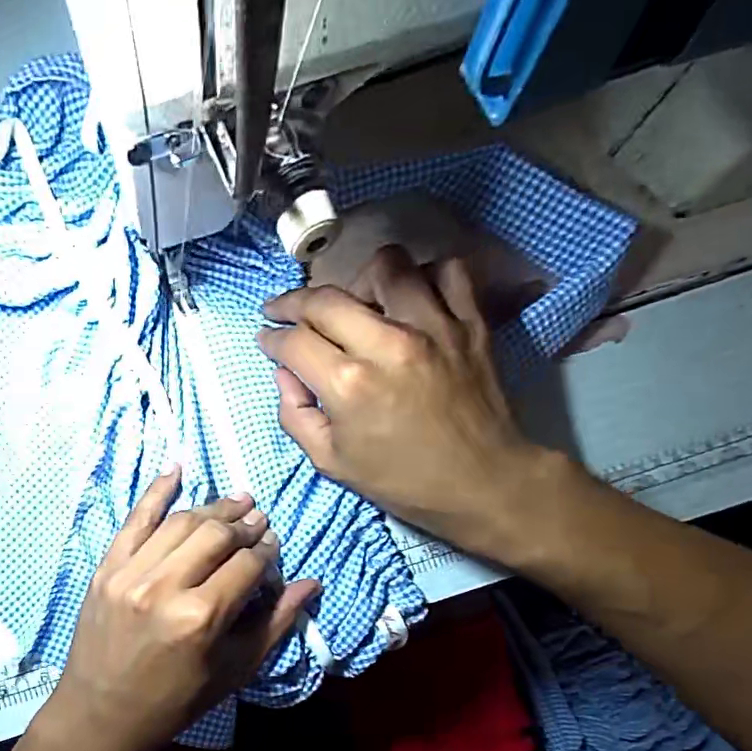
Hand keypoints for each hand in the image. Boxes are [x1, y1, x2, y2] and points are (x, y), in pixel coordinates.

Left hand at [36, 466, 318, 750]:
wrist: (103, 714)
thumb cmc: (178, 700)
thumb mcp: (236, 668)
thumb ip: (276, 622)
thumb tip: (313, 583)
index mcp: (202, 617)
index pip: (246, 565)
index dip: (267, 551)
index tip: (274, 546)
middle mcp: (165, 587)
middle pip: (216, 535)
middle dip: (244, 524)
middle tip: (259, 520)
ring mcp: (130, 573)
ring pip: (181, 522)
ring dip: (213, 508)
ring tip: (236, 502)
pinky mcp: (106, 568)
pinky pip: (134, 519)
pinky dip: (155, 491)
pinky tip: (176, 470)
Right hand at [258, 245, 560, 555]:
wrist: (483, 484)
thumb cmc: (405, 482)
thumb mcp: (334, 464)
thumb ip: (296, 416)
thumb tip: (285, 373)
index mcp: (349, 385)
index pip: (294, 341)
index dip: (271, 338)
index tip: (268, 338)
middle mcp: (388, 344)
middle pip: (325, 298)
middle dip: (293, 303)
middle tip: (289, 314)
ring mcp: (434, 327)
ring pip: (386, 266)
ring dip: (360, 282)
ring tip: (359, 305)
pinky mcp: (470, 323)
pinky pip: (448, 272)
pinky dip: (425, 278)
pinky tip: (413, 300)